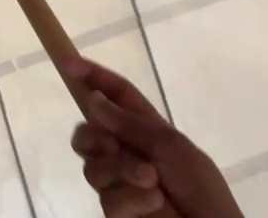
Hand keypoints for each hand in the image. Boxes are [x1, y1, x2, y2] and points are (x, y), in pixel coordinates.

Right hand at [62, 57, 244, 217]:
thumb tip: (92, 97)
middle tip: (110, 145)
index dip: (91, 75)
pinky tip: (152, 202)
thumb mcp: (171, 145)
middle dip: (94, 136)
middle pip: (87, 132)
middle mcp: (124, 150)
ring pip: (92, 166)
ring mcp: (118, 182)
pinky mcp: (117, 210)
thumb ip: (128, 123)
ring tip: (150, 180)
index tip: (67, 63)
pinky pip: (107, 198)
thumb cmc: (200, 186)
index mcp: (142, 127)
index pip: (112, 93)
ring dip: (120, 170)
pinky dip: (130, 198)